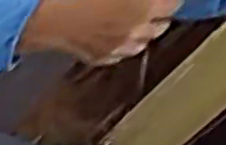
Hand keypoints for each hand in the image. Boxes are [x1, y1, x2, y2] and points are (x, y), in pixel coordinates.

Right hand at [20, 0, 177, 64]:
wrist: (49, 17)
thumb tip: (142, 1)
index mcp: (151, 3)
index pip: (176, 2)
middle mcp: (137, 28)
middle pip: (161, 26)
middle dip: (159, 16)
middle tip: (151, 7)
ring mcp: (115, 47)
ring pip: (140, 44)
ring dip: (142, 34)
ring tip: (135, 25)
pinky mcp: (96, 58)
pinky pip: (117, 55)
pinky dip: (121, 47)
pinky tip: (116, 38)